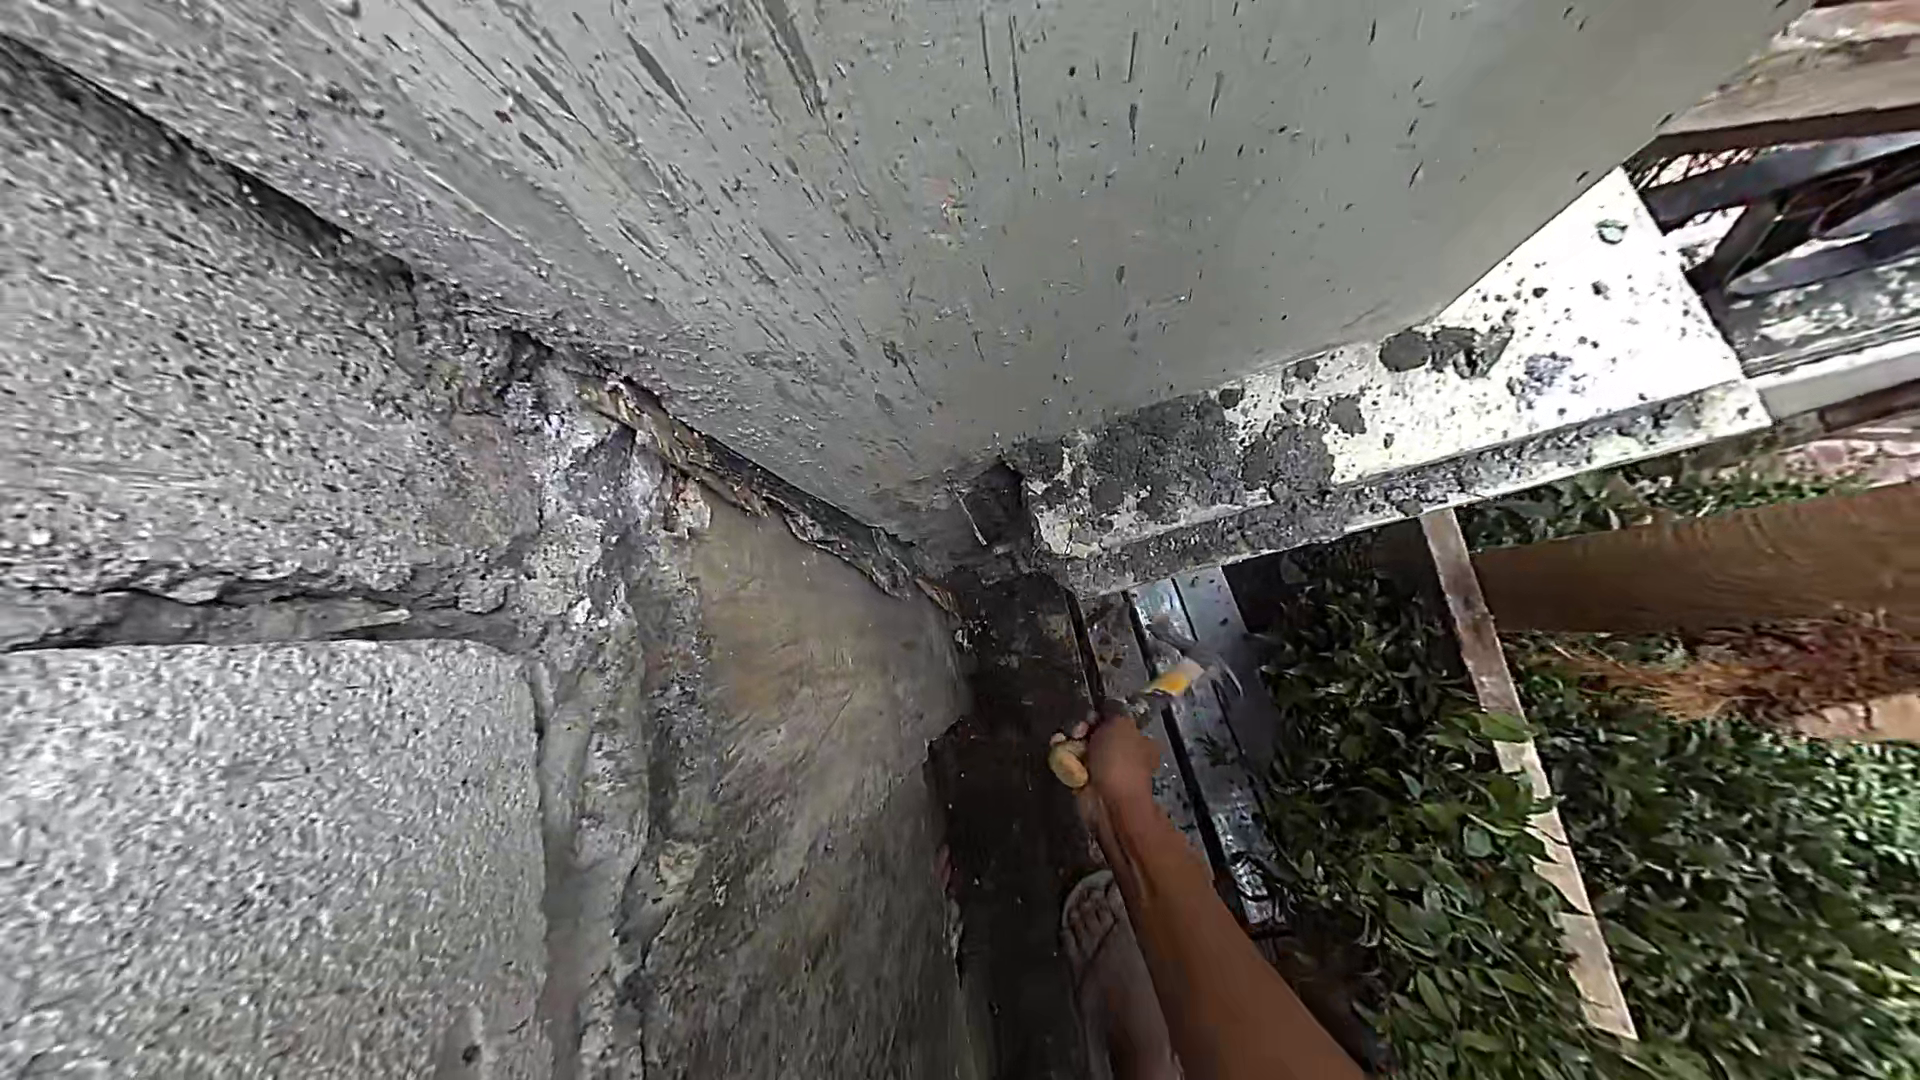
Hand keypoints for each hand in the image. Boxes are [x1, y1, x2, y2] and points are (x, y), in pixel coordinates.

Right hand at [1068, 712, 1161, 808]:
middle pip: (1095, 732)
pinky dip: (1063, 759)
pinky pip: (1071, 764)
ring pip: (1080, 747)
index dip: (1102, 715)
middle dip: (1082, 729)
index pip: (1116, 721)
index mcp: (1139, 740)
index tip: (1093, 717)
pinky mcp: (1086, 782)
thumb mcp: (1121, 723)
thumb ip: (1112, 710)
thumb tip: (1105, 710)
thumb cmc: (1120, 761)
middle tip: (1077, 731)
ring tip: (1062, 740)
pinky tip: (1058, 753)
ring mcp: (1104, 770)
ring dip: (1069, 742)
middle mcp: (1124, 755)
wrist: (1109, 803)